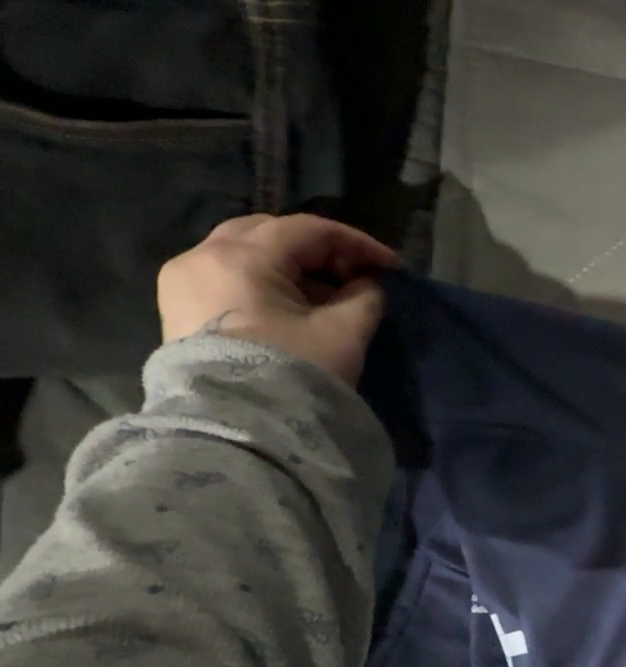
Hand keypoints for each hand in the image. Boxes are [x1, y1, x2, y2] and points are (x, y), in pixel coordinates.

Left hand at [157, 213, 399, 383]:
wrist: (239, 425)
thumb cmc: (295, 371)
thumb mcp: (345, 332)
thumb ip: (364, 298)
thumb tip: (365, 285)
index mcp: (241, 257)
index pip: (308, 229)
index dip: (357, 243)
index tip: (392, 267)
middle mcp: (201, 256)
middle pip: (270, 232)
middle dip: (320, 249)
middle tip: (357, 276)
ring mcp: (183, 280)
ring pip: (246, 251)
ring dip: (293, 265)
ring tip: (328, 294)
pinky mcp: (180, 305)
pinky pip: (228, 274)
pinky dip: (266, 279)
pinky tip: (294, 306)